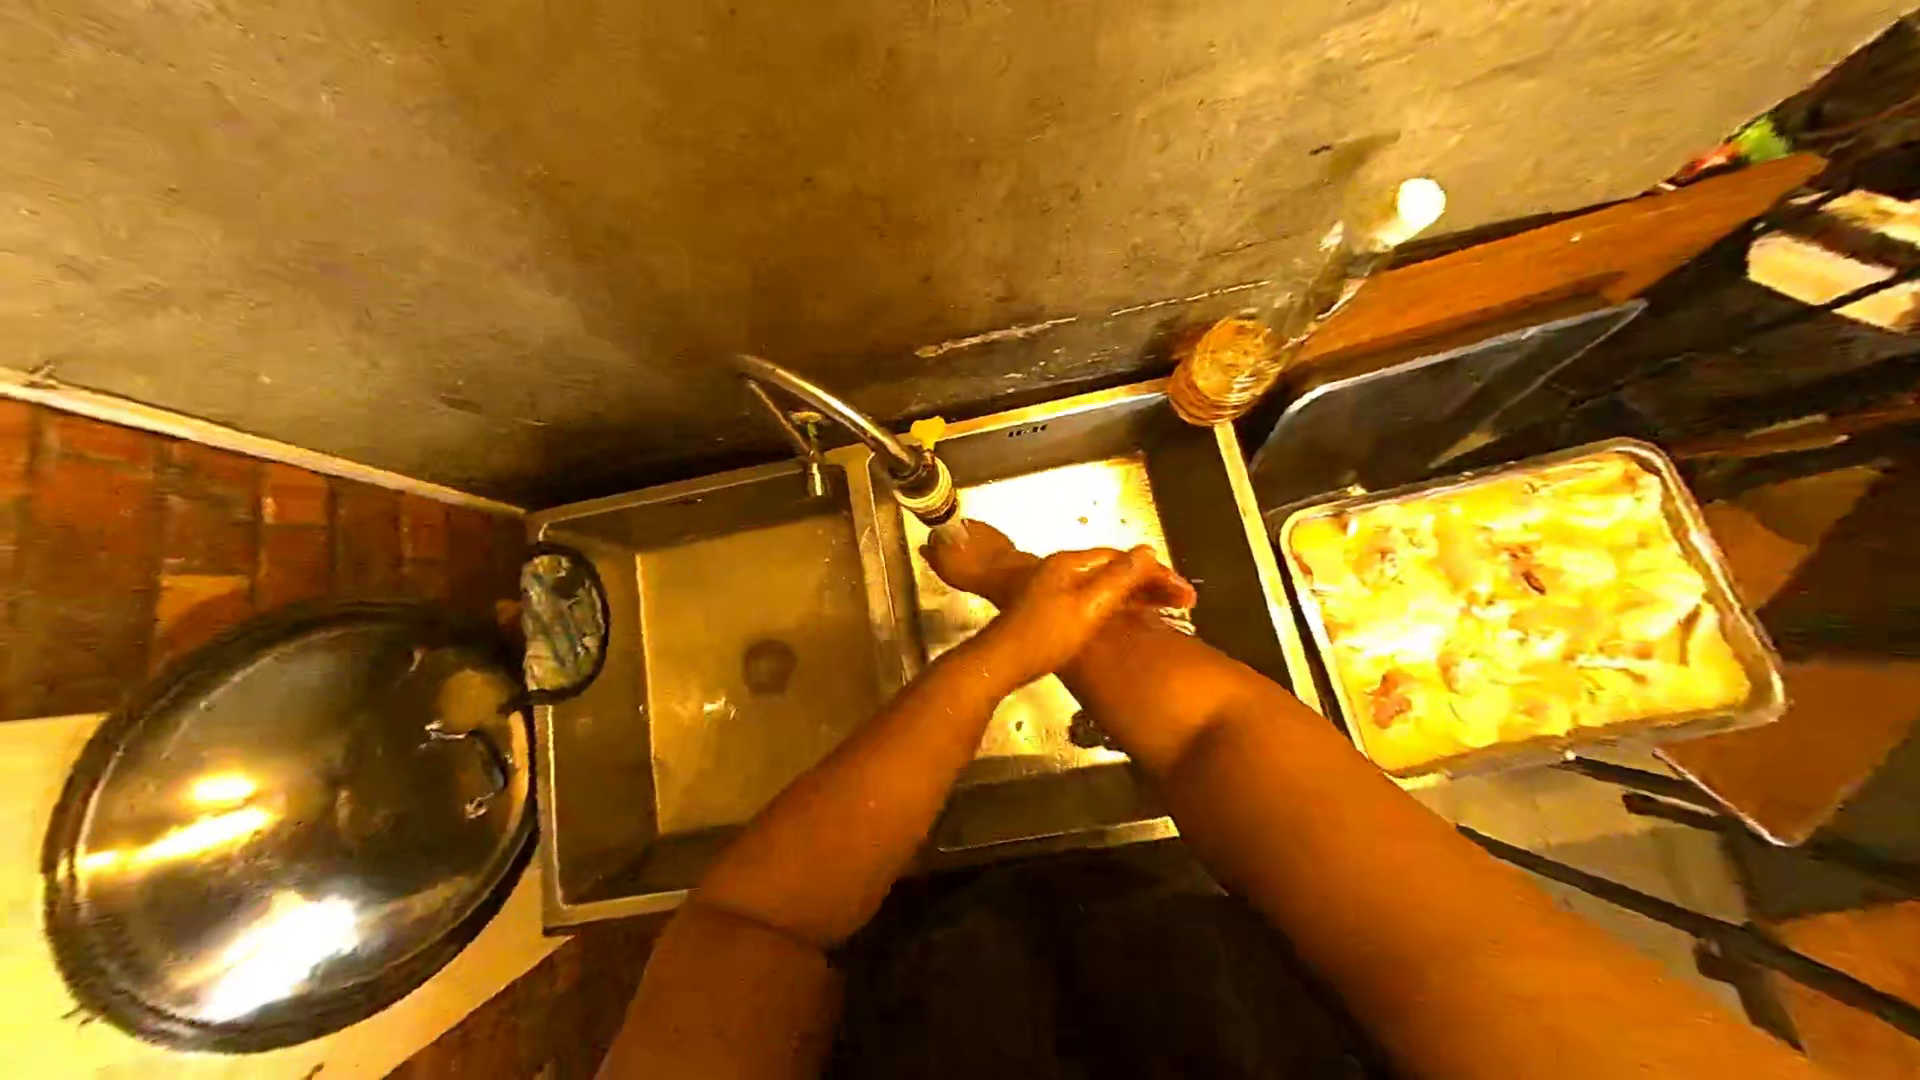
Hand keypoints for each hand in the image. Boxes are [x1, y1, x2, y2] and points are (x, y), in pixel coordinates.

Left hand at [924, 519, 1193, 610]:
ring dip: (1137, 594)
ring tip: (1168, 607)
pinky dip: (1118, 605)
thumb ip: (1119, 578)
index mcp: (1069, 564)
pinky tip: (1130, 618)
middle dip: (1150, 582)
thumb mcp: (1088, 606)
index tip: (1182, 589)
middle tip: (1183, 599)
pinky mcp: (1052, 609)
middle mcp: (1061, 570)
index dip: (1155, 571)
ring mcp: (1054, 589)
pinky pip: (1094, 599)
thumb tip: (1147, 551)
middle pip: (1115, 569)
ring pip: (1105, 584)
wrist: (1001, 663)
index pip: (1122, 558)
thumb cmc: (1042, 637)